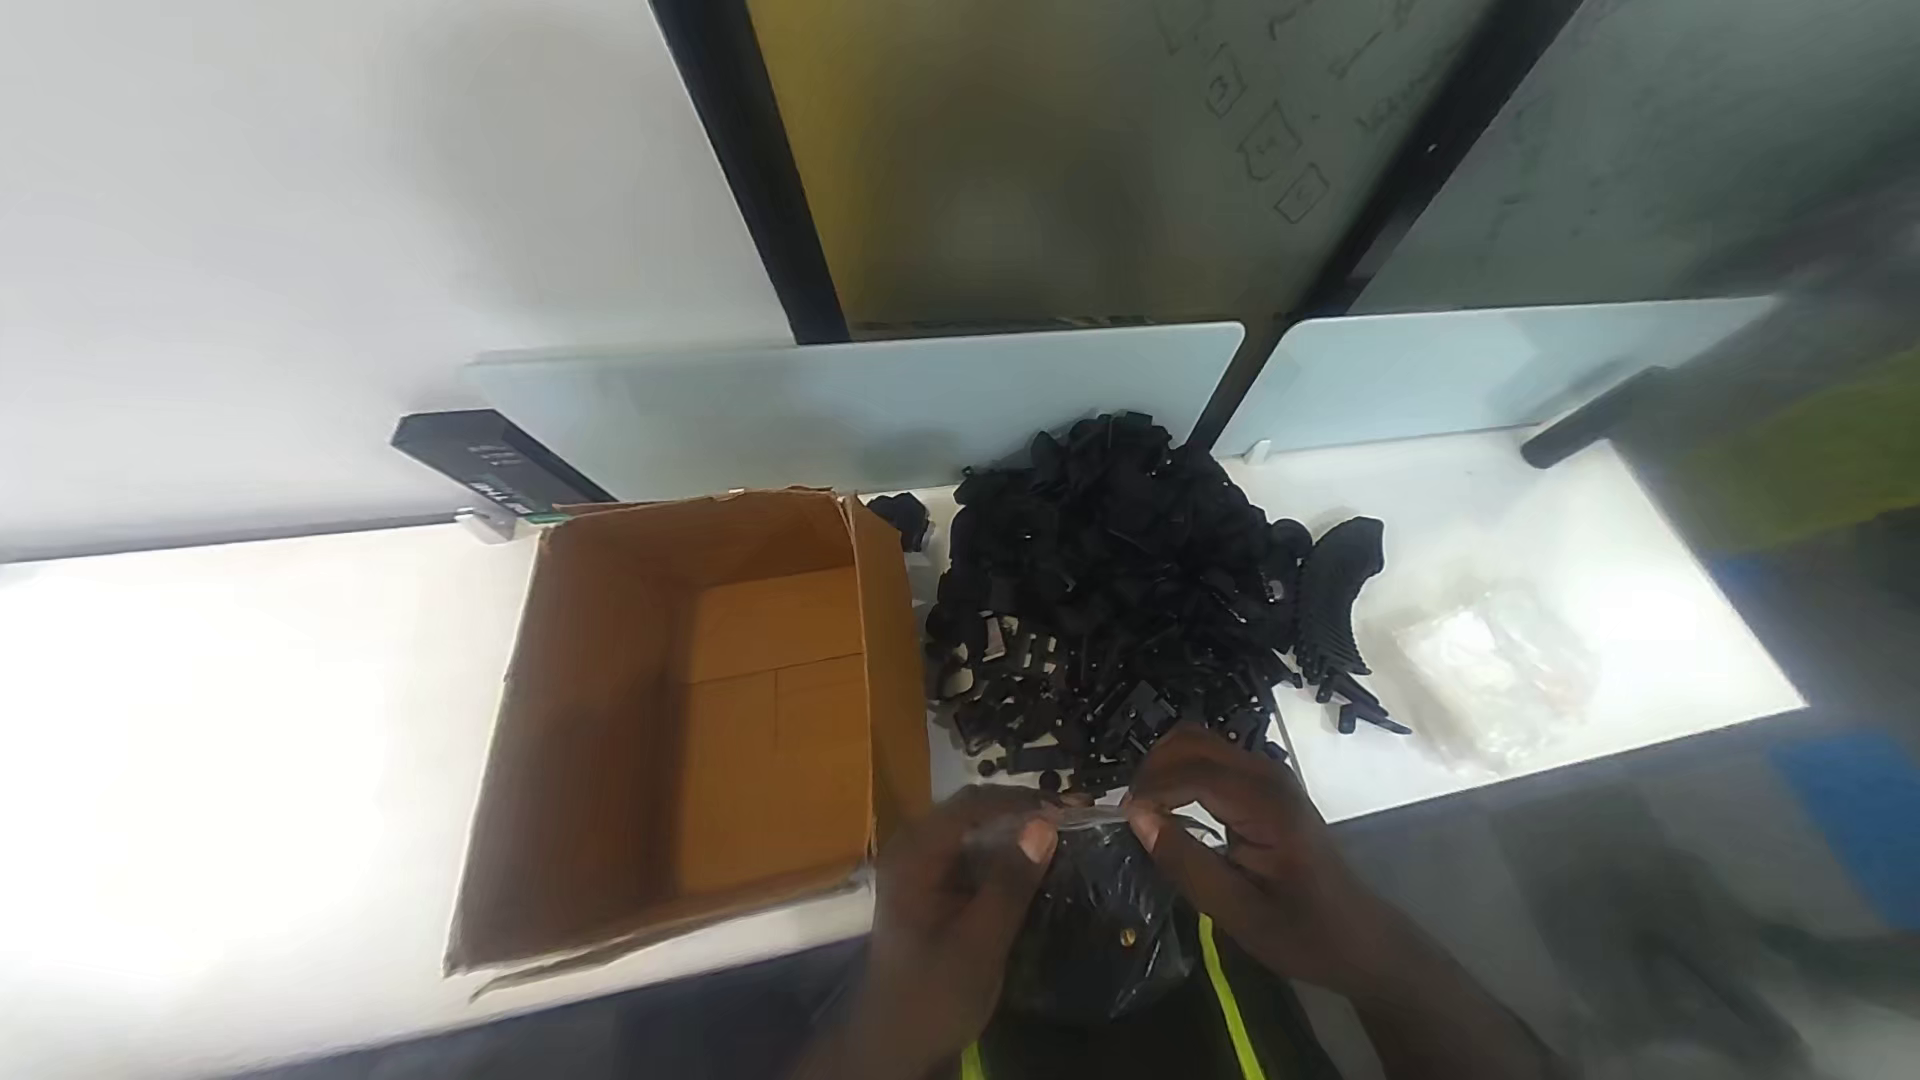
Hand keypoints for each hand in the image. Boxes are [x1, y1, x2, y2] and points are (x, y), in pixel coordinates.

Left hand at [831, 786, 1057, 1078]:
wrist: (898, 1044)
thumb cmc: (934, 996)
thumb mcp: (979, 945)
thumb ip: (1010, 883)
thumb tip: (1046, 825)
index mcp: (914, 853)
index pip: (971, 805)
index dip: (1019, 802)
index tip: (1066, 810)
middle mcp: (914, 844)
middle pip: (973, 808)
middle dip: (1022, 809)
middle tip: (1072, 815)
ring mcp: (923, 859)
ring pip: (976, 824)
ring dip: (1018, 826)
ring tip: (1063, 828)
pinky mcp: (935, 877)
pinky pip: (974, 847)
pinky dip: (1006, 848)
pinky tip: (1036, 855)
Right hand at [1121, 724, 1410, 997]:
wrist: (1362, 939)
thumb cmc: (1303, 932)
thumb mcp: (1240, 914)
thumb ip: (1186, 863)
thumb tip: (1136, 817)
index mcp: (1267, 804)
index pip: (1195, 772)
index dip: (1153, 788)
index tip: (1125, 816)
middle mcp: (1266, 774)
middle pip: (1192, 741)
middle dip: (1153, 768)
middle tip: (1133, 810)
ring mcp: (1265, 772)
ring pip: (1196, 741)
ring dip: (1162, 765)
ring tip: (1145, 806)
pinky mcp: (1260, 779)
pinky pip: (1207, 755)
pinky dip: (1177, 769)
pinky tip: (1168, 802)